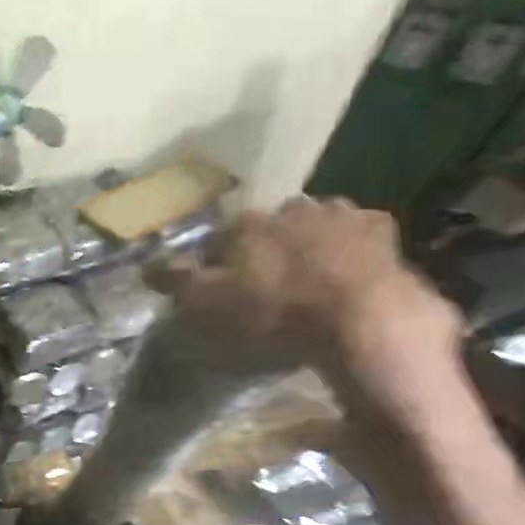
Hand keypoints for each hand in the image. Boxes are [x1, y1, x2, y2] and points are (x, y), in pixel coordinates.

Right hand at [150, 197, 464, 392]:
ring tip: (309, 278)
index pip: (220, 239)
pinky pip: (358, 234)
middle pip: (269, 227)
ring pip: (314, 225)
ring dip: (309, 243)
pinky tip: (349, 273)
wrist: (359, 316)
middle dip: (266, 248)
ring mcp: (340, 214)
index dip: (217, 262)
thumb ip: (178, 281)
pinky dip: (350, 248)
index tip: (218, 286)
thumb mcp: (210, 305)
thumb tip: (145, 264)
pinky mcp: (380, 230)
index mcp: (248, 226)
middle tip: (267, 282)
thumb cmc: (274, 313)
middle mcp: (291, 208)